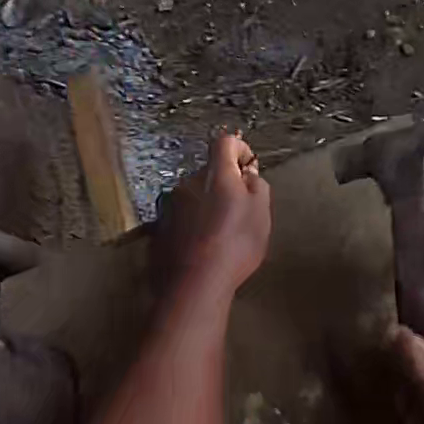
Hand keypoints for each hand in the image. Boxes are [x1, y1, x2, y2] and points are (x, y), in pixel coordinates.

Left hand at [163, 133, 271, 299]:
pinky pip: (185, 216)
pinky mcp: (162, 227)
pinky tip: (206, 245)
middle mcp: (188, 182)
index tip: (249, 167)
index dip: (240, 149)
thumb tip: (248, 174)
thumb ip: (257, 186)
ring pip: (196, 195)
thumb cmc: (235, 244)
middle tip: (243, 210)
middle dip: (226, 185)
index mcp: (215, 174)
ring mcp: (171, 204)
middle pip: (210, 172)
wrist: (196, 282)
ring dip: (210, 205)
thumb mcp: (261, 213)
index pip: (224, 142)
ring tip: (224, 233)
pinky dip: (197, 223)